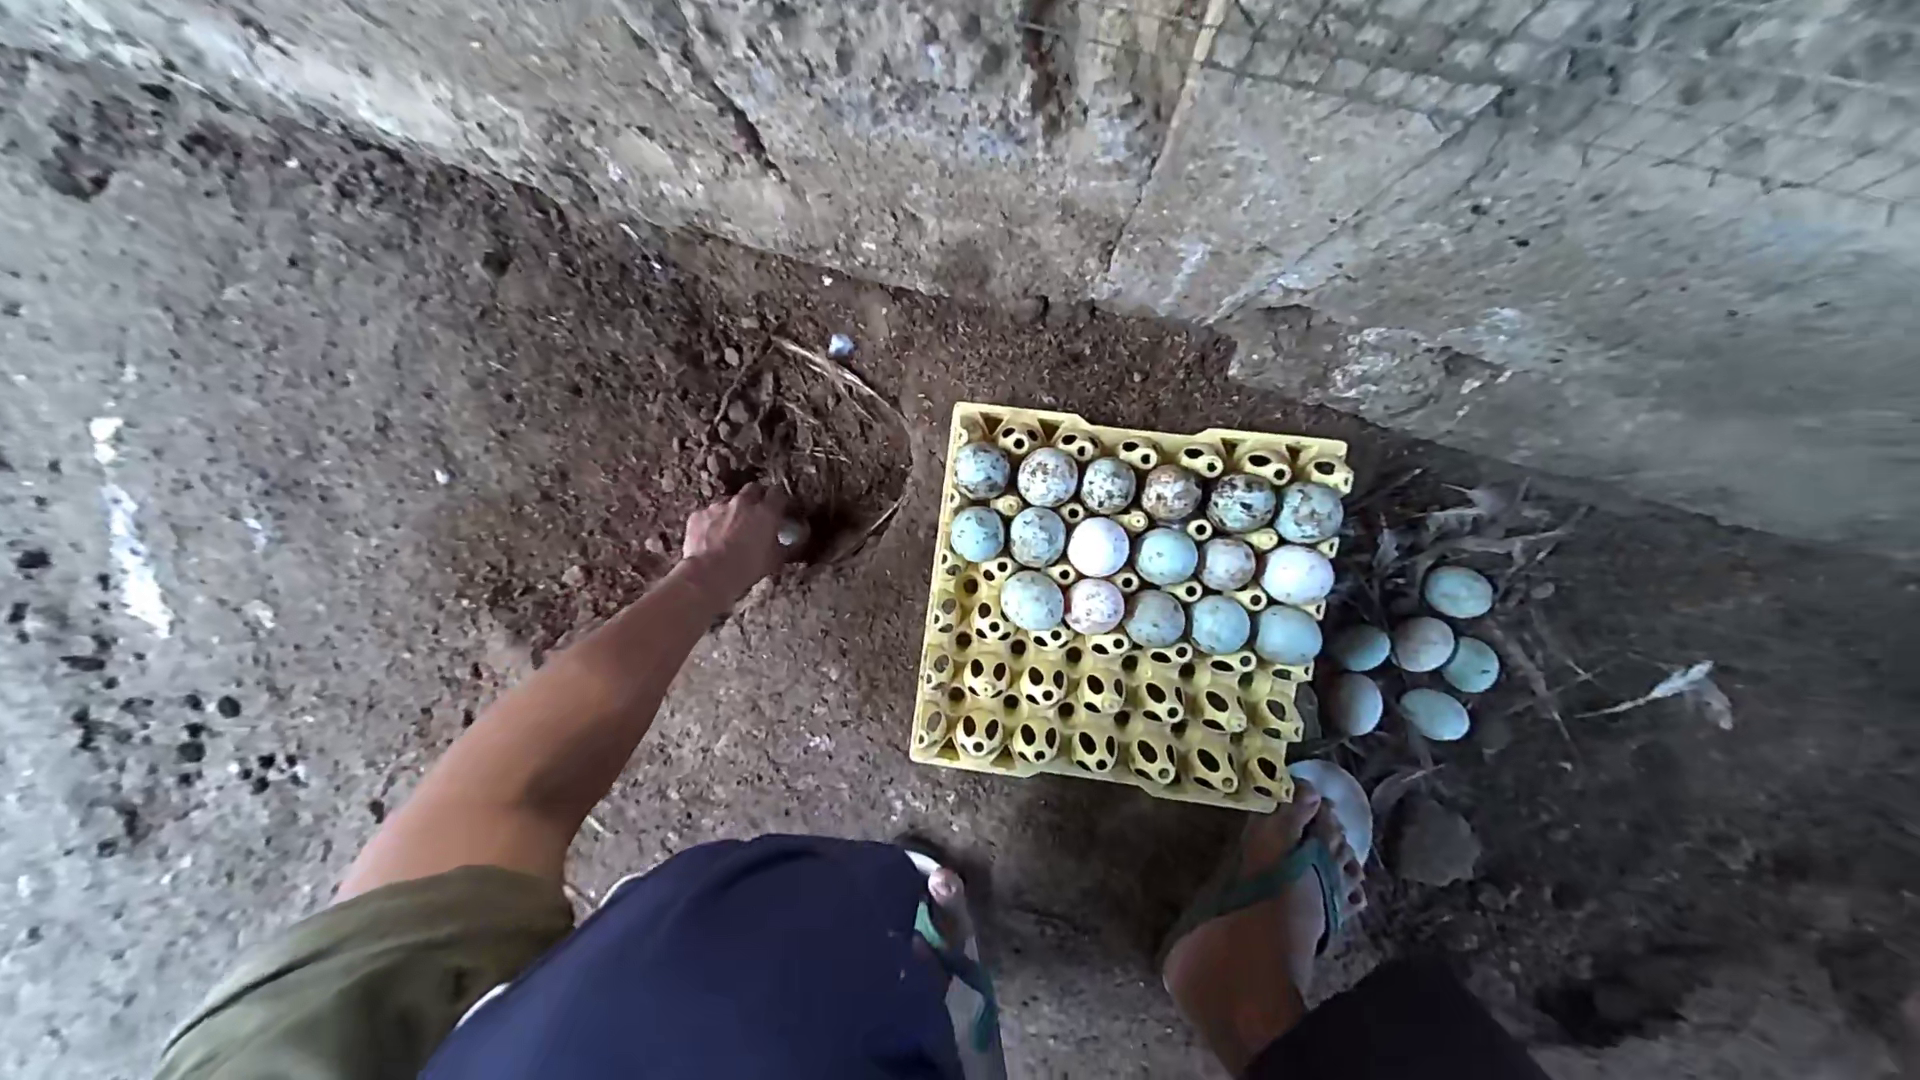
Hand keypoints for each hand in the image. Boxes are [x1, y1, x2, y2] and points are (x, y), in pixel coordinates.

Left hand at [677, 484, 789, 607]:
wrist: (709, 574)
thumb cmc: (748, 567)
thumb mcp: (776, 560)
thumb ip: (788, 546)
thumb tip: (797, 541)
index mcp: (766, 512)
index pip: (778, 493)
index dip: (779, 500)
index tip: (780, 509)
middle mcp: (743, 503)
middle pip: (753, 488)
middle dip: (757, 497)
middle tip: (758, 514)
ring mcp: (718, 506)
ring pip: (730, 502)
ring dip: (734, 512)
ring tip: (732, 531)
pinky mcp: (699, 515)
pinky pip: (709, 514)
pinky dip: (713, 522)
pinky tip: (713, 538)